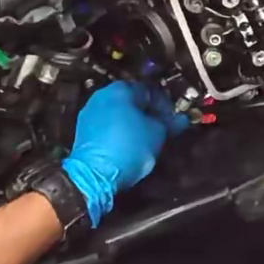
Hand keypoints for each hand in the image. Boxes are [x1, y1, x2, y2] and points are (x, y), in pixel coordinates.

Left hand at [63, 82, 187, 225]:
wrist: (94, 174)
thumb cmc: (129, 147)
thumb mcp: (157, 134)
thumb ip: (169, 123)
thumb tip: (181, 119)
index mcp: (120, 89)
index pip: (150, 91)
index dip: (164, 106)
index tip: (173, 120)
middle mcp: (102, 95)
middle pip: (131, 101)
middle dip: (147, 114)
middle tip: (161, 130)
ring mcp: (89, 112)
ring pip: (118, 114)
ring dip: (132, 123)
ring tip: (145, 140)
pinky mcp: (82, 131)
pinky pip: (107, 126)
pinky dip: (118, 132)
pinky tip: (127, 146)